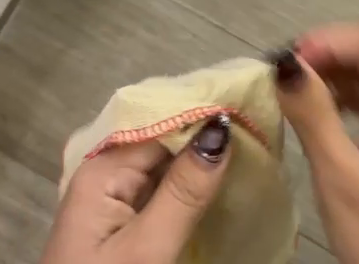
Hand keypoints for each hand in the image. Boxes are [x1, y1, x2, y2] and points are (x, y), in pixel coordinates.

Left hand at [40, 115, 232, 263]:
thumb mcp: (147, 249)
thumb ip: (184, 191)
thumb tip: (220, 127)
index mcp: (101, 167)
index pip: (160, 125)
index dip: (202, 116)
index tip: (249, 109)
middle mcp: (102, 173)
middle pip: (160, 142)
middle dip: (203, 138)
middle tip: (256, 132)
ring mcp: (110, 201)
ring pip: (161, 167)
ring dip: (198, 163)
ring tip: (249, 152)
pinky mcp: (119, 227)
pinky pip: (156, 193)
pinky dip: (185, 190)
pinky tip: (216, 188)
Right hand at [271, 24, 358, 263]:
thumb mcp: (343, 180)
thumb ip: (315, 115)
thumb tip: (283, 60)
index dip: (325, 40)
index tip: (286, 65)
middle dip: (322, 58)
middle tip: (281, 82)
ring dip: (328, 79)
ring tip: (291, 100)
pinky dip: (338, 102)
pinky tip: (316, 123)